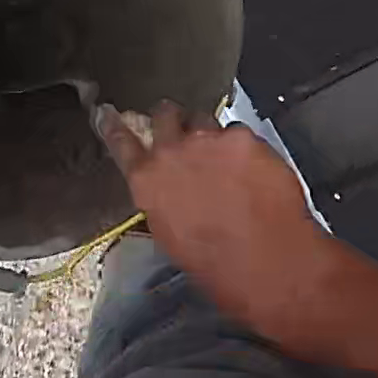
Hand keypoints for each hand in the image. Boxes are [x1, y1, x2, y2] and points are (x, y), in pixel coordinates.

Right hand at [95, 101, 335, 329]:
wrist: (269, 264)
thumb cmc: (216, 266)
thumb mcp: (171, 234)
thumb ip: (162, 196)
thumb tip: (168, 185)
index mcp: (147, 180)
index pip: (121, 140)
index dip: (113, 124)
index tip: (107, 111)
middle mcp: (172, 151)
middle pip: (165, 112)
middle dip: (173, 119)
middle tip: (186, 132)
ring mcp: (209, 139)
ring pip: (205, 118)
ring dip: (211, 134)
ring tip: (228, 160)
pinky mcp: (244, 136)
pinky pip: (240, 132)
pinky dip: (245, 147)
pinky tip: (256, 171)